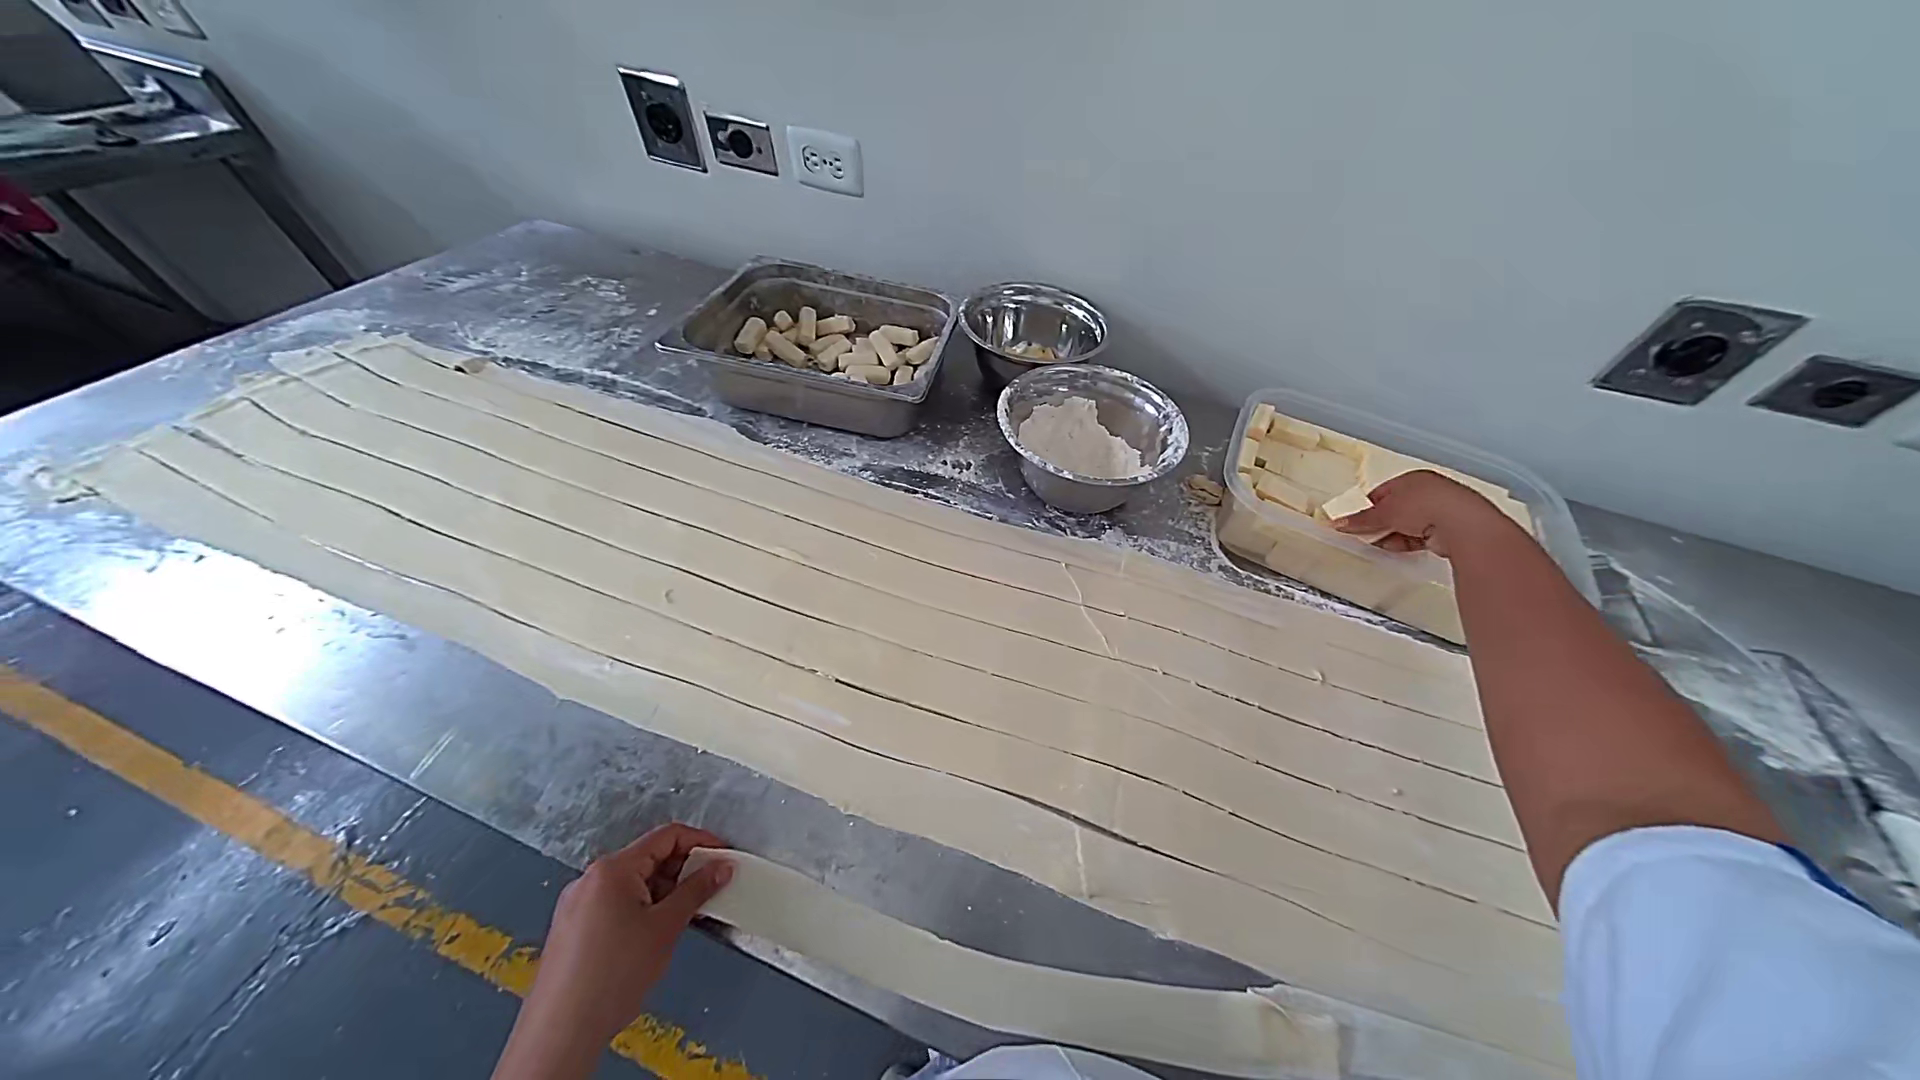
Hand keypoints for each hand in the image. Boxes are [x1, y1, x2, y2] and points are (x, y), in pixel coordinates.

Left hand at [493, 823, 732, 1079]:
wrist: (561, 1034)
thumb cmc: (611, 976)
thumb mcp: (666, 926)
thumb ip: (697, 890)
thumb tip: (721, 868)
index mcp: (612, 869)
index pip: (666, 836)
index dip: (700, 842)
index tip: (722, 855)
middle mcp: (590, 879)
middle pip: (649, 858)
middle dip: (683, 870)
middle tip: (710, 886)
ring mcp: (577, 905)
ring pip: (633, 883)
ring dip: (664, 891)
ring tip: (686, 914)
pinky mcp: (573, 928)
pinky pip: (616, 903)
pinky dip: (643, 907)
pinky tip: (657, 931)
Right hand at [1332, 469, 1513, 557]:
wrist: (1461, 524)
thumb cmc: (1420, 507)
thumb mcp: (1382, 513)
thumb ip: (1359, 520)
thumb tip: (1337, 523)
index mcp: (1412, 479)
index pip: (1381, 493)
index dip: (1366, 508)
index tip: (1355, 521)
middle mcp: (1427, 491)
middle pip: (1393, 510)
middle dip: (1379, 524)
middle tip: (1365, 534)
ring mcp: (1440, 510)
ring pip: (1406, 524)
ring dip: (1392, 535)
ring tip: (1381, 543)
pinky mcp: (1448, 528)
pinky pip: (1419, 536)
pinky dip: (1407, 542)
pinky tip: (1398, 547)